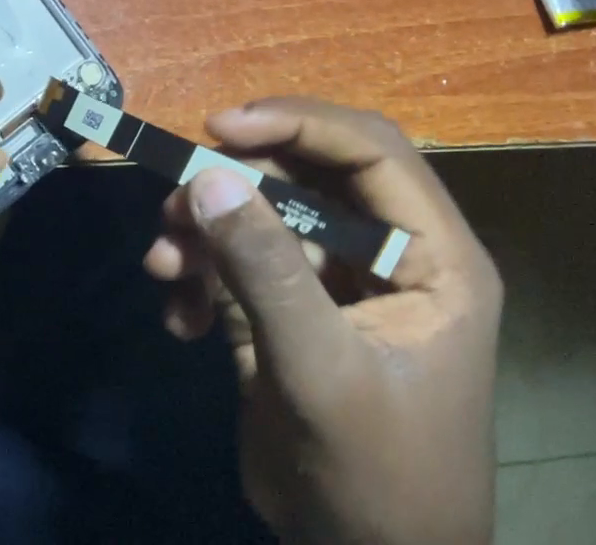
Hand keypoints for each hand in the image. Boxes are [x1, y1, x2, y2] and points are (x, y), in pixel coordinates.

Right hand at [145, 98, 502, 544]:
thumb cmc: (377, 473)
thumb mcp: (321, 370)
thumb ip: (267, 272)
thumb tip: (207, 179)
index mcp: (432, 257)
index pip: (371, 152)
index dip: (296, 123)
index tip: (216, 128)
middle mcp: (384, 256)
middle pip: (302, 177)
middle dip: (231, 186)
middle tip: (171, 202)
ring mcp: (330, 284)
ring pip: (257, 219)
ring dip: (201, 235)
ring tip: (163, 270)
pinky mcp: (286, 312)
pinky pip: (232, 266)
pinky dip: (198, 282)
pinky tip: (181, 324)